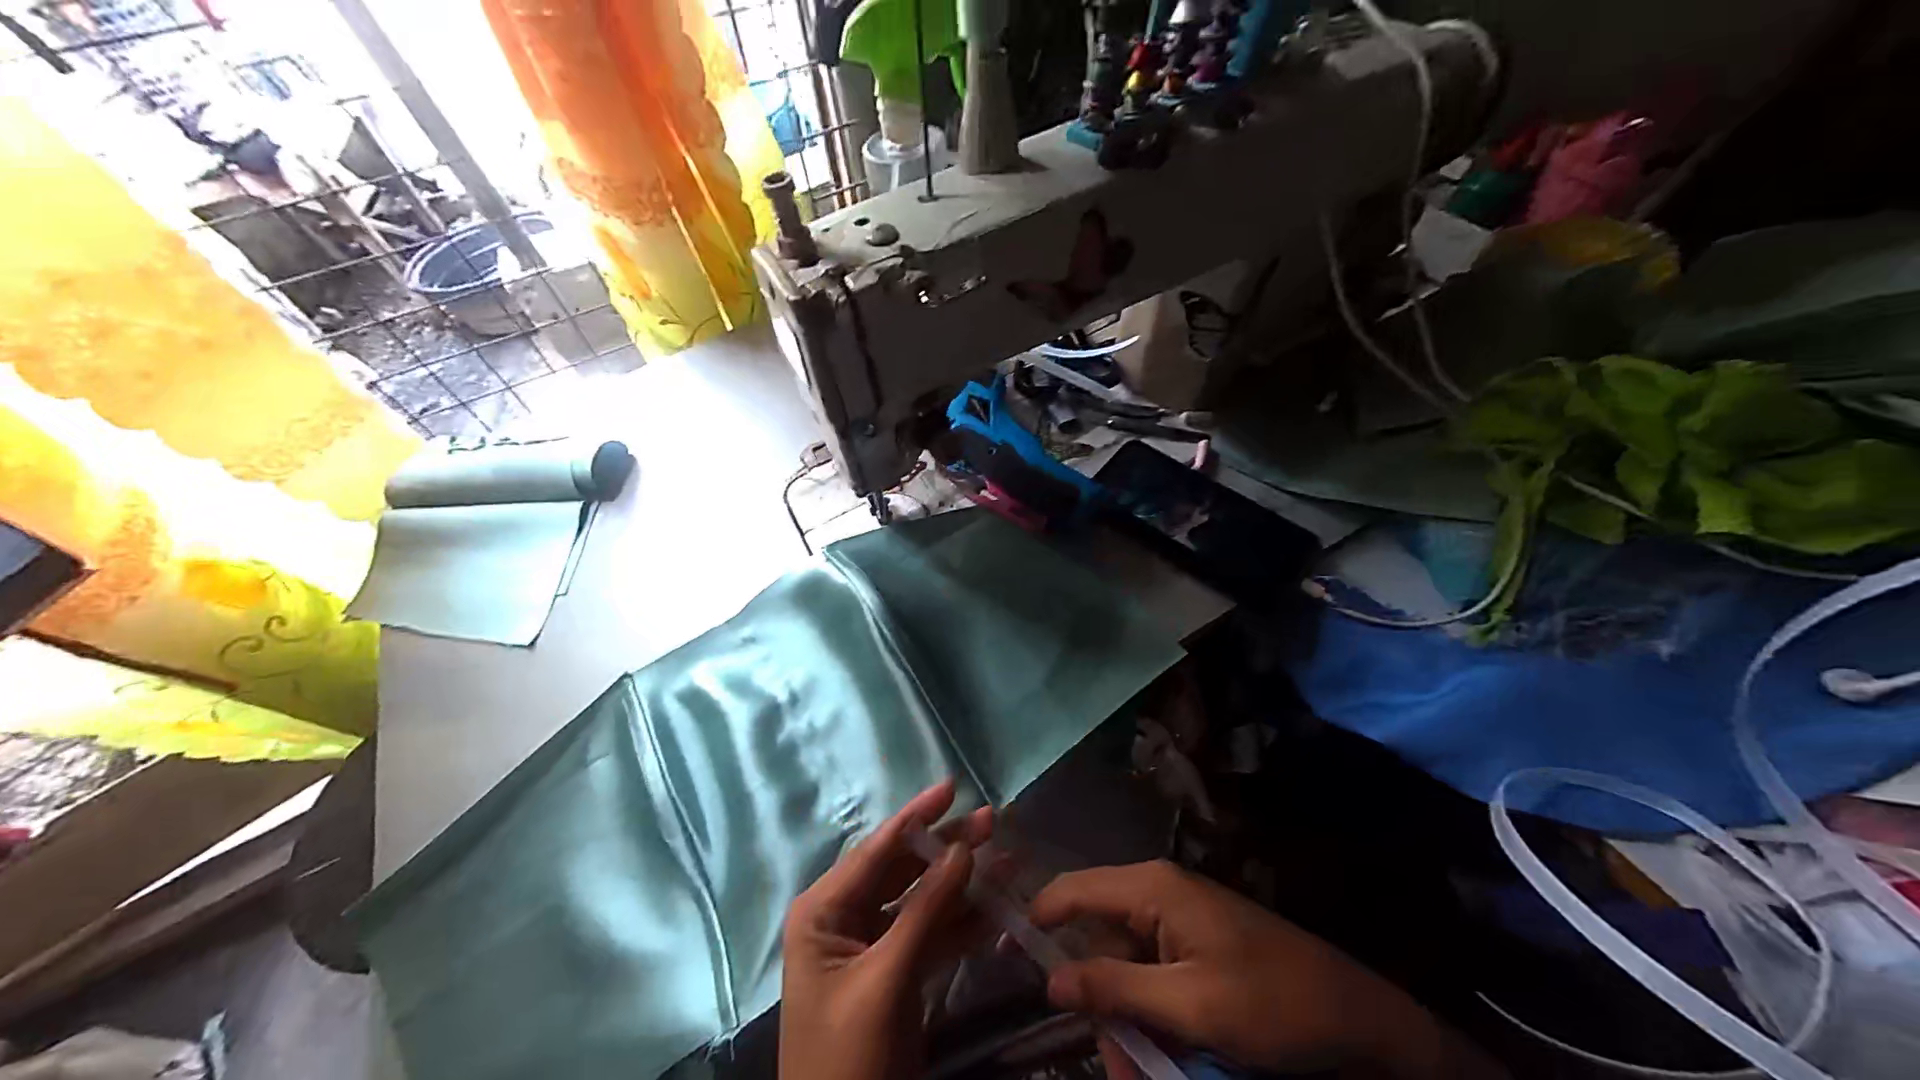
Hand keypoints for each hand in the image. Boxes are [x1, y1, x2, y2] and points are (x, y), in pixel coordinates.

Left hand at [779, 780, 992, 1079]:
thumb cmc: (847, 1056)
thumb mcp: (885, 979)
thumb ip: (924, 911)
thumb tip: (962, 849)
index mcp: (823, 910)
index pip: (877, 850)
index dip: (917, 817)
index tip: (953, 785)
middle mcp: (845, 918)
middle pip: (904, 870)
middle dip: (948, 846)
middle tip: (992, 820)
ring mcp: (873, 947)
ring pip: (923, 901)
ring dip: (964, 882)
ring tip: (1007, 856)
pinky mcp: (896, 974)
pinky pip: (933, 935)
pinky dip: (965, 922)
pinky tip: (999, 905)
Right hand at [1031, 861, 1504, 1079]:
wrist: (1358, 1017)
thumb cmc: (1271, 1002)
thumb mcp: (1188, 1004)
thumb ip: (1114, 987)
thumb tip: (1049, 979)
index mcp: (1151, 887)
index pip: (1072, 889)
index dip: (1036, 919)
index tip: (1006, 958)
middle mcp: (1157, 891)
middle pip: (1097, 936)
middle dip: (1095, 996)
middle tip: (1112, 1059)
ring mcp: (1178, 916)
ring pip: (1123, 962)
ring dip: (1124, 1015)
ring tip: (1143, 1068)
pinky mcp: (1195, 942)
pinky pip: (1151, 972)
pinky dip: (1149, 1012)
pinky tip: (1162, 1052)